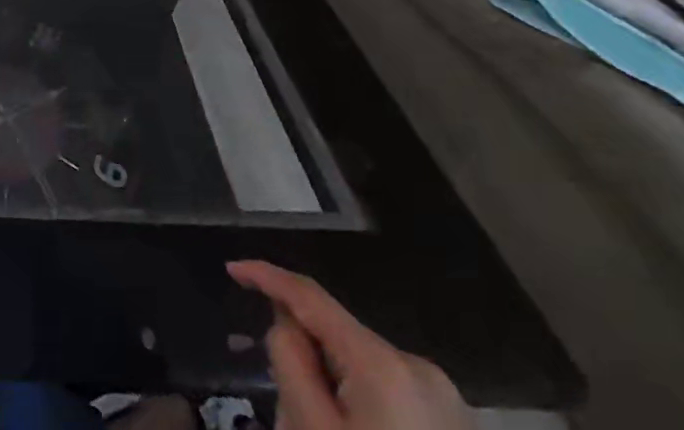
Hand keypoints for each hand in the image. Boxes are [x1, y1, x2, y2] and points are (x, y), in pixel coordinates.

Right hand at [228, 261, 475, 429]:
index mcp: (382, 364)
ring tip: (318, 426)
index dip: (267, 276)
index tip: (231, 269)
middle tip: (287, 405)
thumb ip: (289, 360)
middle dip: (302, 352)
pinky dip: (354, 397)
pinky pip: (384, 387)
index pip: (311, 297)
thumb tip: (285, 323)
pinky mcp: (452, 420)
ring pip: (358, 362)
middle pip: (335, 334)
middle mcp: (418, 367)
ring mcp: (443, 396)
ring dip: (328, 379)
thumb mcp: (310, 428)